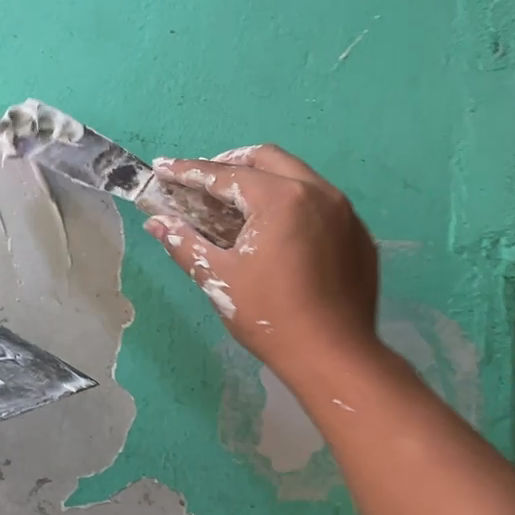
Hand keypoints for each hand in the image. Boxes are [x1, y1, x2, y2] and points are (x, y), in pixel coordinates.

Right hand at [142, 146, 380, 380]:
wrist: (334, 355)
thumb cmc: (269, 315)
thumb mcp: (218, 278)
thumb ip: (184, 243)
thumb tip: (156, 222)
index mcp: (280, 199)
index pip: (225, 175)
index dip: (189, 172)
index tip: (163, 169)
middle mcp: (318, 192)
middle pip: (267, 158)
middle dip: (229, 164)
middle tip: (203, 183)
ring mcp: (344, 211)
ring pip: (297, 176)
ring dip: (262, 180)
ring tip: (235, 204)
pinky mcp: (358, 234)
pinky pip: (319, 202)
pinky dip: (290, 203)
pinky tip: (274, 231)